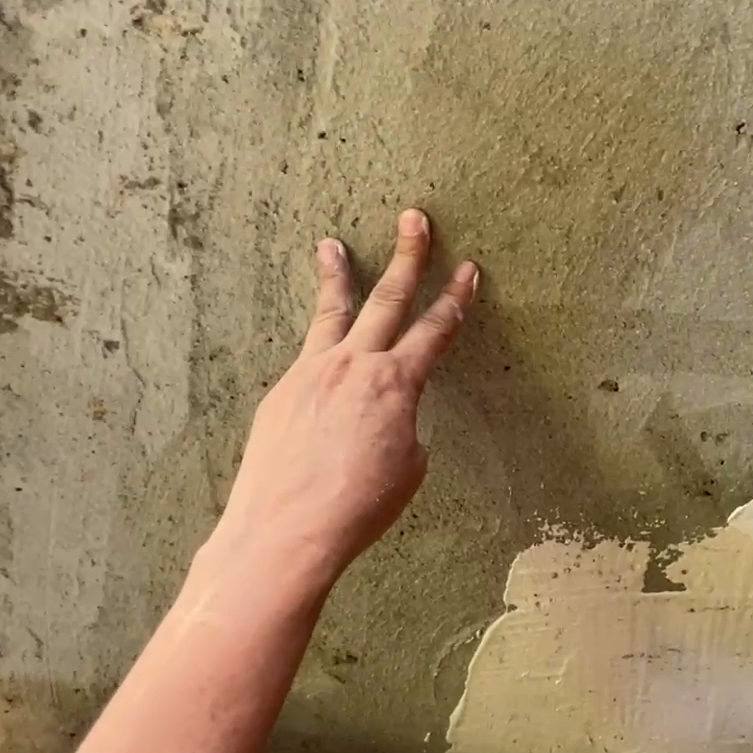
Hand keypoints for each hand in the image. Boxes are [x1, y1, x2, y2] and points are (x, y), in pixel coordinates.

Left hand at [208, 209, 479, 585]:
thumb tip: (389, 415)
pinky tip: (321, 347)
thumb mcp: (408, 465)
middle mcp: (356, 366)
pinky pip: (308, 355)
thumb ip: (405, 423)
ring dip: (337, 275)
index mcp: (397, 383)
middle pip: (389, 299)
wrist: (284, 532)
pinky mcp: (283, 391)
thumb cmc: (359, 505)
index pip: (436, 330)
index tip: (468, 271)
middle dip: (408, 257)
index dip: (456, 299)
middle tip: (414, 220)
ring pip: (332, 312)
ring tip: (330, 244)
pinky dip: (319, 341)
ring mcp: (313, 373)